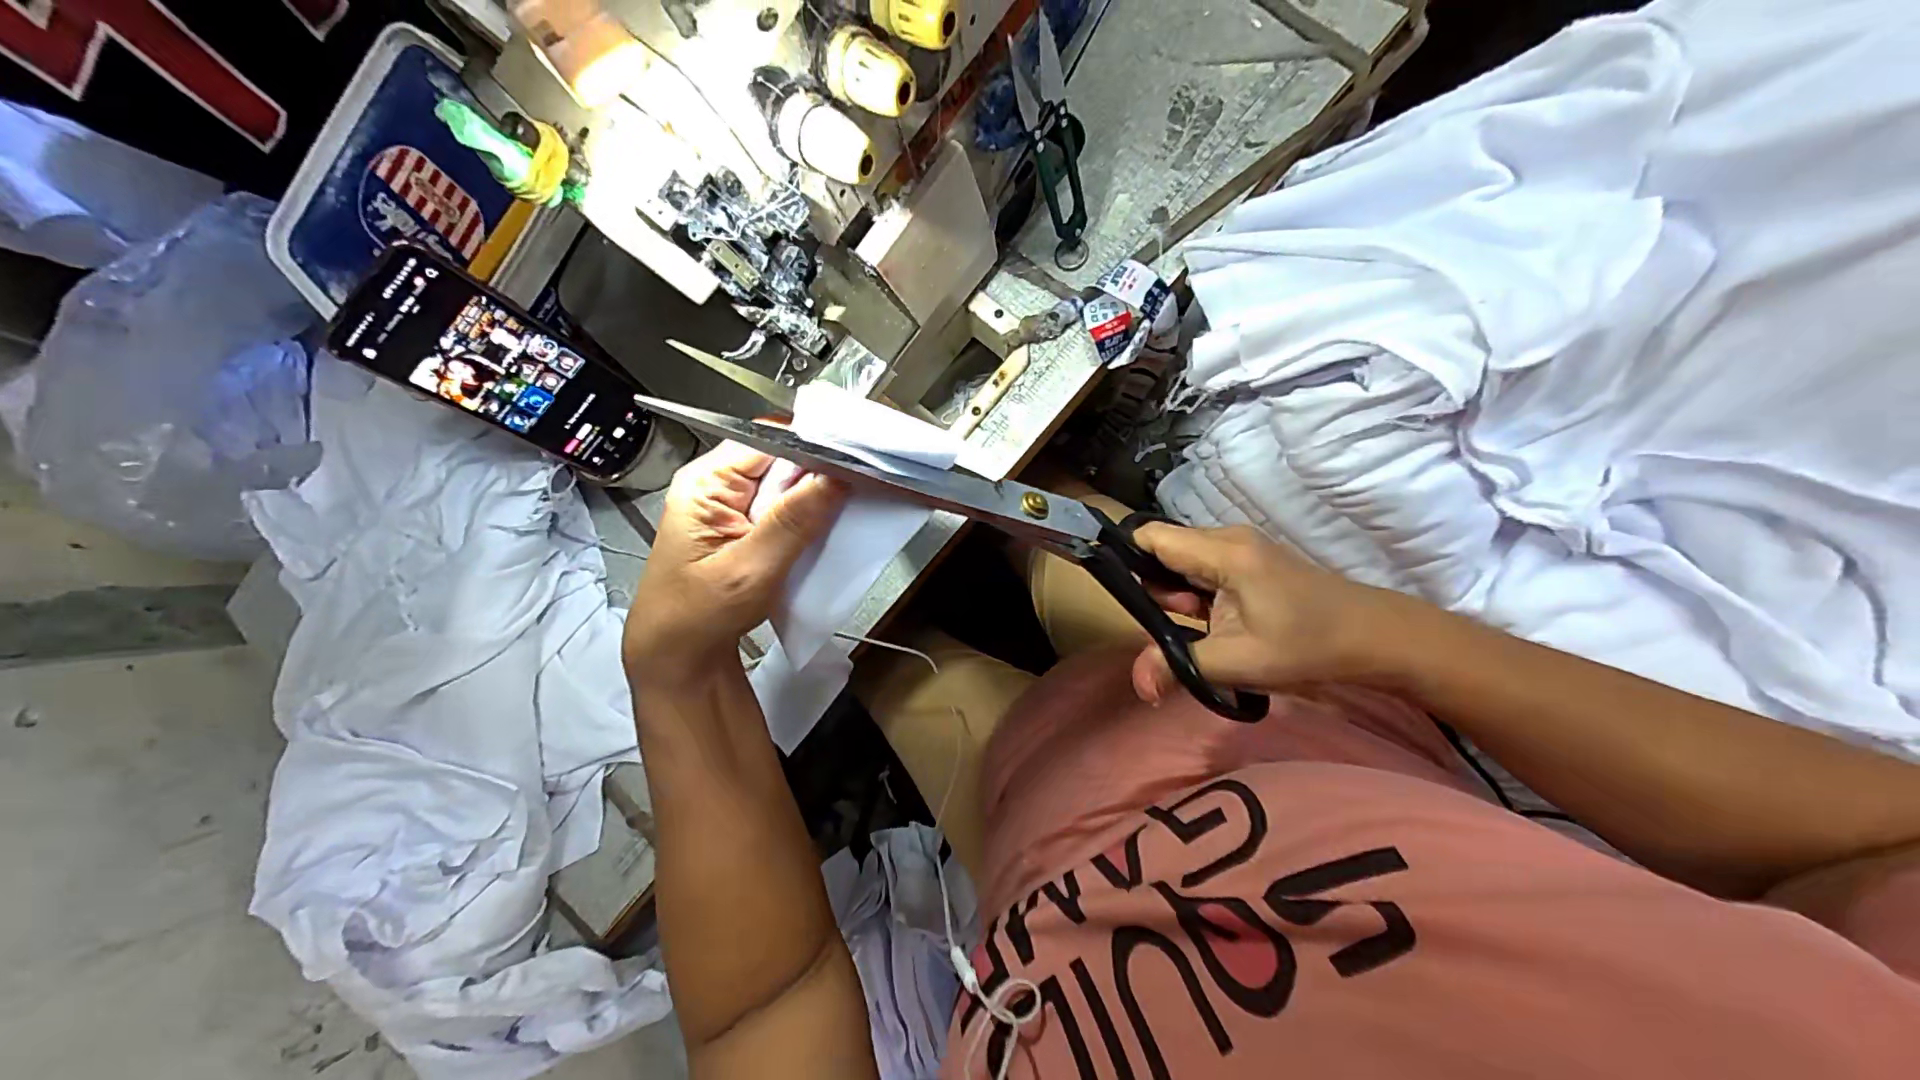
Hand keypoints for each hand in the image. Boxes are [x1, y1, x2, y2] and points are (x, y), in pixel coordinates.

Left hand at [623, 442, 845, 684]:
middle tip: (850, 495)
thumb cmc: (693, 617)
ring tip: (833, 520)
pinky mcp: (748, 527)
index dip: (811, 445)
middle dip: (818, 475)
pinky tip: (817, 536)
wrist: (680, 657)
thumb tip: (833, 478)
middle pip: (782, 458)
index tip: (848, 463)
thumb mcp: (750, 568)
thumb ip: (793, 520)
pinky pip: (787, 509)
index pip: (768, 438)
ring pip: (789, 485)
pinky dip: (808, 520)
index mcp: (705, 483)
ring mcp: (734, 507)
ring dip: (815, 501)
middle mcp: (718, 487)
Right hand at [1127, 523, 1415, 703]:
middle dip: (1154, 588)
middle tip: (1170, 624)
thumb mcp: (1238, 661)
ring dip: (1177, 596)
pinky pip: (1204, 571)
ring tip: (1195, 628)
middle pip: (1164, 550)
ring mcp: (1240, 549)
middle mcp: (1227, 539)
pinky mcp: (1249, 563)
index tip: (1116, 593)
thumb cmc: (1307, 645)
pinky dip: (1196, 596)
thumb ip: (1179, 665)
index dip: (1125, 557)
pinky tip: (1211, 625)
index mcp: (1223, 552)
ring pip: (1183, 563)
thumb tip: (1139, 685)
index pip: (1151, 536)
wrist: (1376, 638)